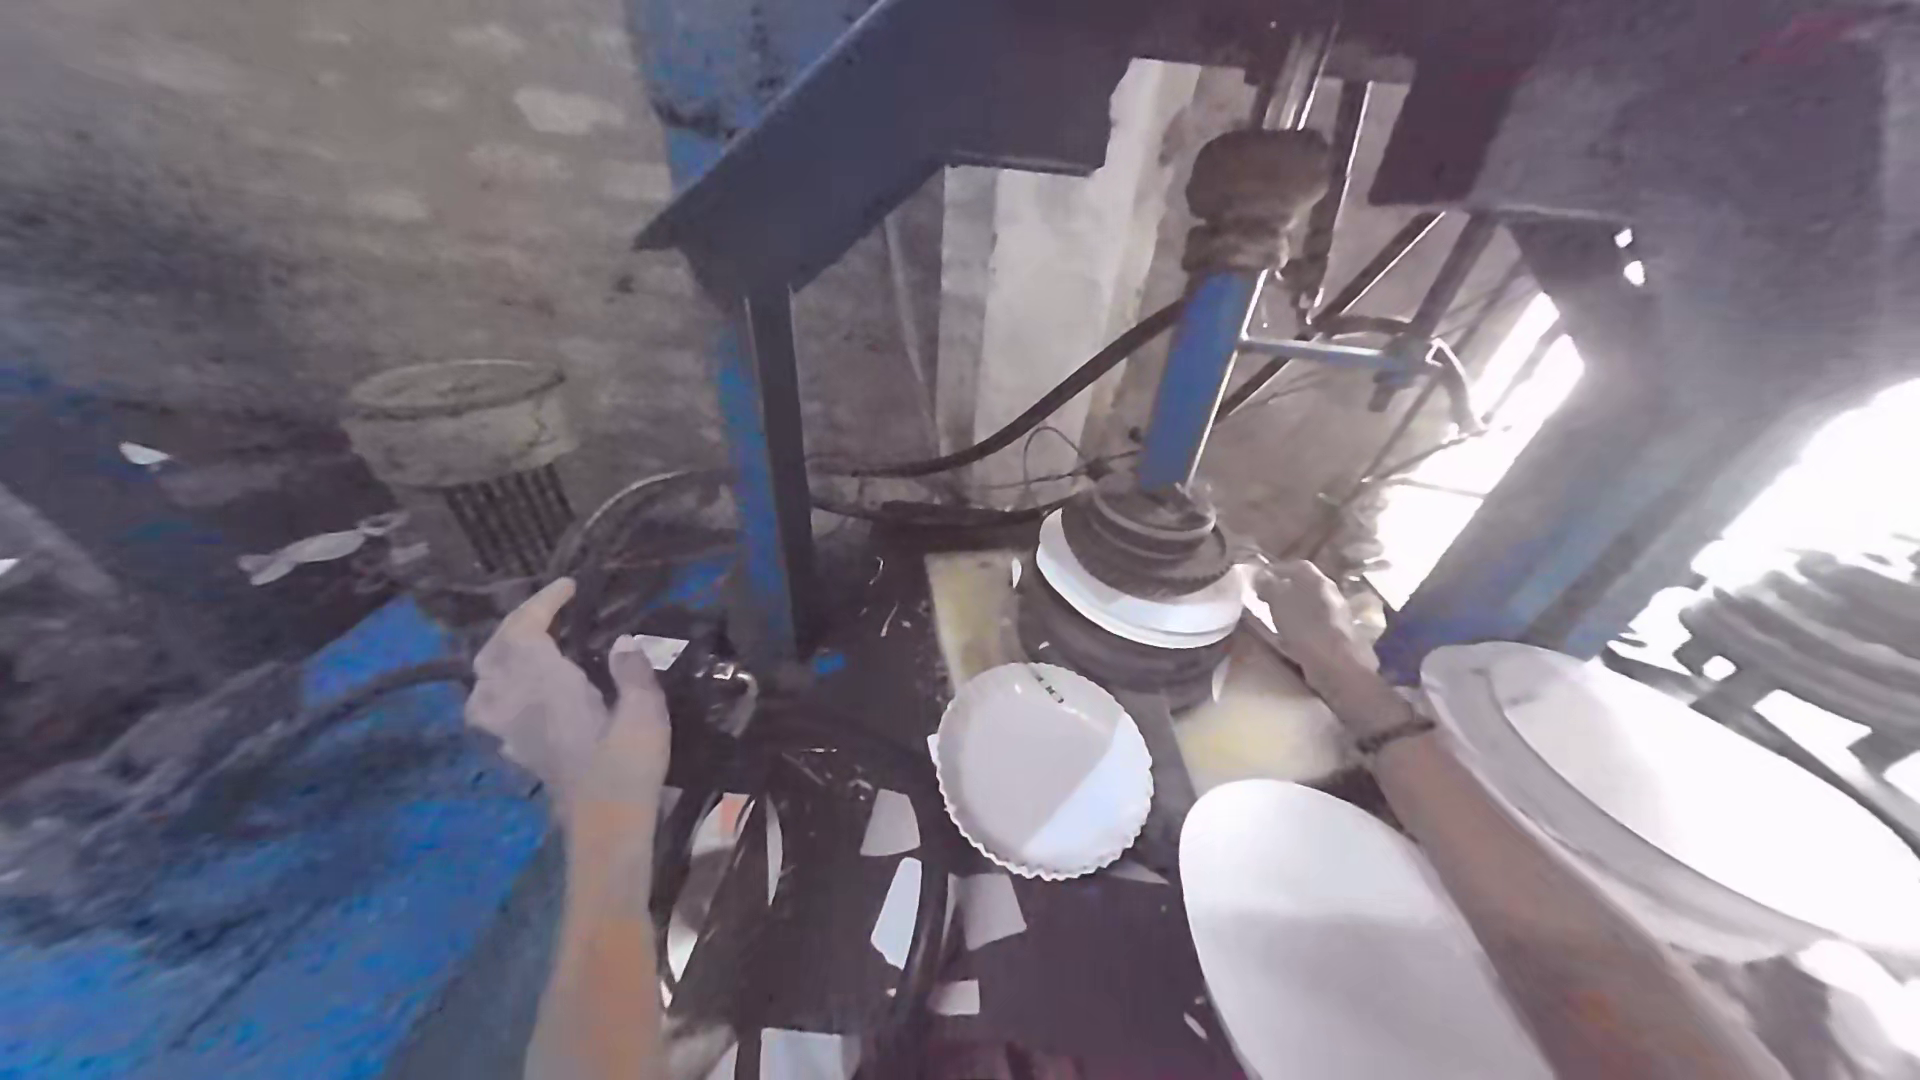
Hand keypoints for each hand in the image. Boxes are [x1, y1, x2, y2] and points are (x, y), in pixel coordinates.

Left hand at [464, 578, 670, 816]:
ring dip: (499, 654)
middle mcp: (517, 707)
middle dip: (517, 623)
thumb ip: (632, 673)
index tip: (570, 586)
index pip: (523, 634)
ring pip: (481, 684)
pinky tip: (526, 690)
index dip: (541, 604)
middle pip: (493, 654)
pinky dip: (501, 685)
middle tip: (552, 609)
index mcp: (546, 690)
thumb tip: (624, 641)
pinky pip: (490, 708)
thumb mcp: (645, 714)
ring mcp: (511, 732)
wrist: (608, 827)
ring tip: (530, 645)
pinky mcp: (519, 751)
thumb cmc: (629, 767)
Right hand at [1251, 559, 1368, 672]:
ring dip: (1291, 606)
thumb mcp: (1279, 603)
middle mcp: (1331, 594)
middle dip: (1284, 588)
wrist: (1337, 665)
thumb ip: (1268, 586)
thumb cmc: (1306, 628)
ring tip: (1273, 614)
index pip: (1298, 566)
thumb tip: (1260, 575)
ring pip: (1309, 604)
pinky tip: (1288, 633)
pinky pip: (1312, 623)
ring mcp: (1336, 616)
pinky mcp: (1336, 636)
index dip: (1277, 569)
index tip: (1259, 577)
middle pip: (1305, 585)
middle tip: (1264, 596)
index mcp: (1319, 581)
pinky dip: (1299, 623)